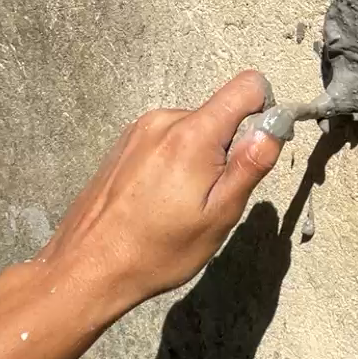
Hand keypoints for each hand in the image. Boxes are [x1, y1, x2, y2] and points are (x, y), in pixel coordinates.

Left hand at [30, 70, 282, 317]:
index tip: (253, 149)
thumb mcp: (219, 215)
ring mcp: (140, 129)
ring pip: (196, 127)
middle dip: (228, 146)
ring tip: (180, 200)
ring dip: (201, 155)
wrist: (81, 273)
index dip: (265, 109)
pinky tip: (159, 197)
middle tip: (210, 194)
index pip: (248, 85)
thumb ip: (251, 164)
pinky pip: (170, 137)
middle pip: (222, 112)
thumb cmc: (157, 250)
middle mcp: (165, 120)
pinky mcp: (125, 142)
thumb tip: (276, 123)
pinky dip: (177, 159)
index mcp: (193, 134)